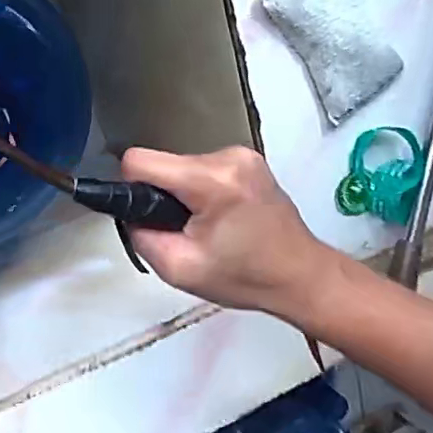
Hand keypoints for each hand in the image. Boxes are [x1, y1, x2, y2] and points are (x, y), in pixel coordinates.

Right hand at [120, 146, 349, 323]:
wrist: (303, 277)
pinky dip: (199, 189)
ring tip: (204, 225)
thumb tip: (129, 212)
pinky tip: (218, 215)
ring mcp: (240, 155)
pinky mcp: (247, 159)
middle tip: (182, 229)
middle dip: (161, 195)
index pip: (139, 161)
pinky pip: (200, 167)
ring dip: (181, 192)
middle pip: (161, 163)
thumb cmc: (246, 278)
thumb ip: (140, 235)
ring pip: (179, 165)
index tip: (149, 215)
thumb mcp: (178, 268)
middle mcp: (227, 157)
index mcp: (211, 181)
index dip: (132, 188)